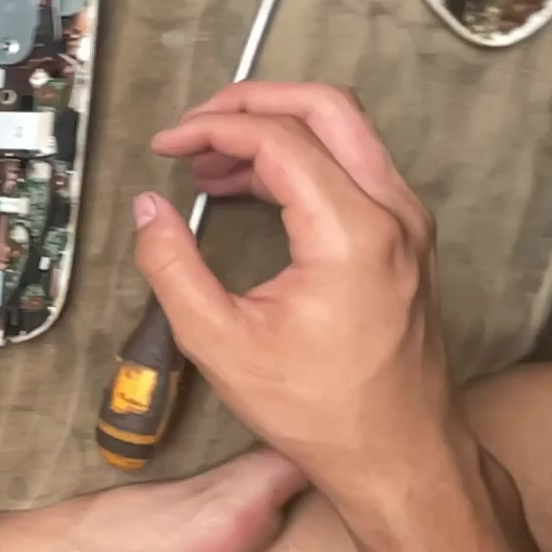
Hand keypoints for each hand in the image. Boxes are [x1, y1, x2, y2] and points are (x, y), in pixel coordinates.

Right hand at [131, 83, 475, 520]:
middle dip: (251, 101)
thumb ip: (171, 265)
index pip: (280, 140)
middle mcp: (392, 213)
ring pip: (343, 132)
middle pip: (329, 109)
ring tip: (204, 164)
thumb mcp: (215, 339)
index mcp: (350, 233)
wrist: (396, 450)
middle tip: (191, 126)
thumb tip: (146, 208)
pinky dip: (290, 160)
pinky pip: (346, 167)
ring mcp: (405, 223)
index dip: (212, 130)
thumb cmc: (309, 403)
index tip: (163, 147)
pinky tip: (241, 189)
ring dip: (270, 130)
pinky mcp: (399, 238)